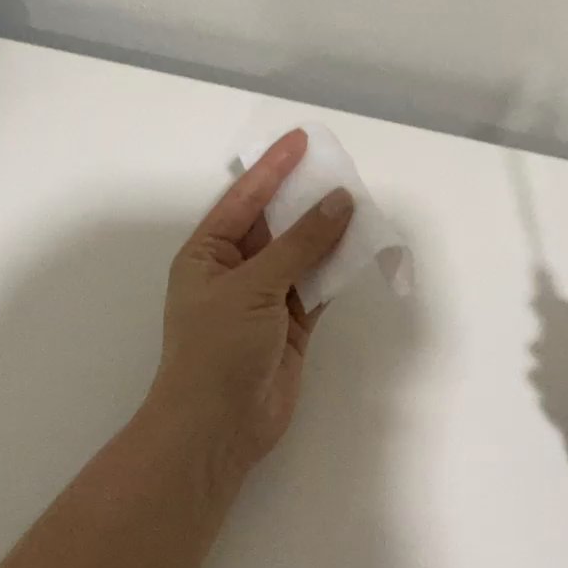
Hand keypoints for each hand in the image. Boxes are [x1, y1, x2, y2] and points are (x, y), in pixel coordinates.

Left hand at [151, 129, 352, 486]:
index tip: (302, 140)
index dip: (273, 168)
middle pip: (276, 223)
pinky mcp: (291, 324)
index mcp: (208, 253)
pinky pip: (317, 285)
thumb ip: (300, 244)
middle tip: (338, 167)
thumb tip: (339, 202)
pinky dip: (337, 268)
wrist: (218, 427)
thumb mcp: (253, 287)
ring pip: (302, 253)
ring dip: (326, 232)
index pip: (244, 199)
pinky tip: (359, 244)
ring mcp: (265, 298)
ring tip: (357, 200)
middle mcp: (236, 270)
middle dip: (304, 197)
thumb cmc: (218, 348)